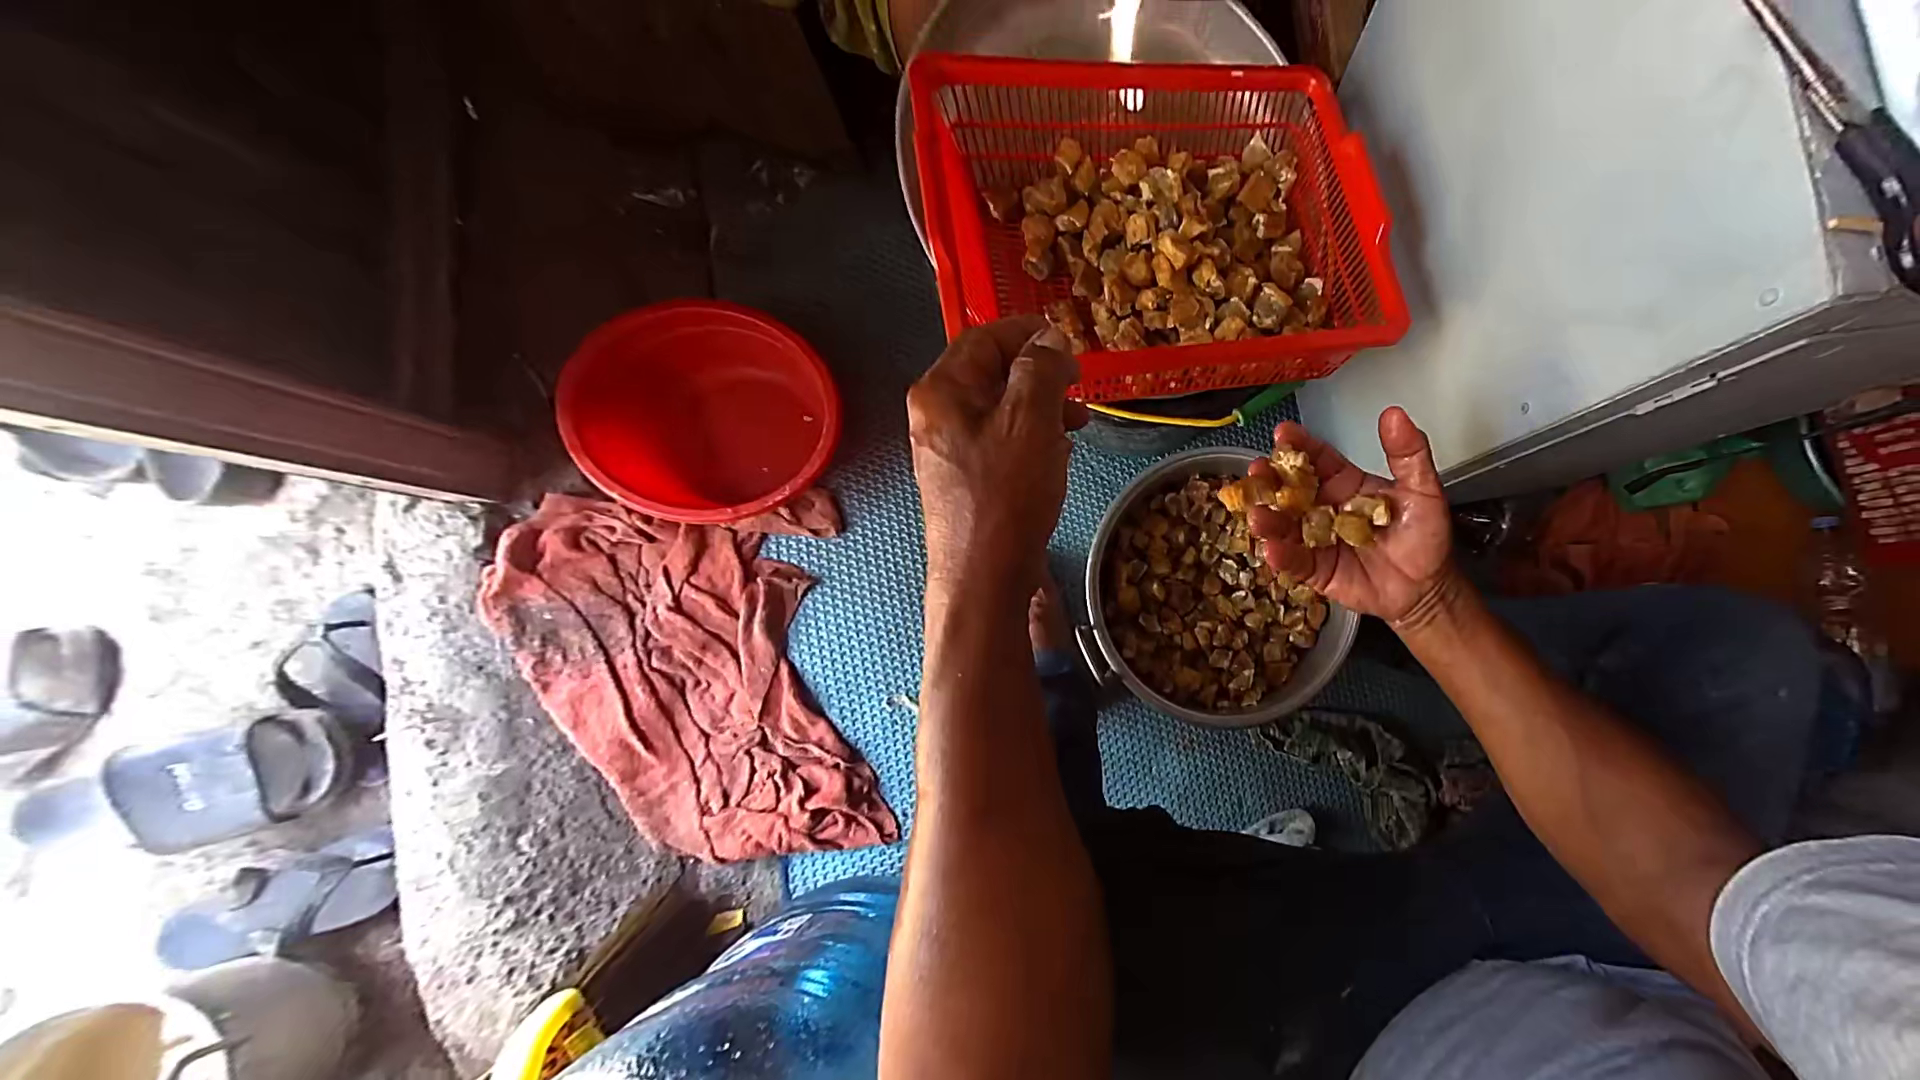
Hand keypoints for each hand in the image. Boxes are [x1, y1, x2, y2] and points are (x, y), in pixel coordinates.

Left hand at [907, 316, 1088, 591]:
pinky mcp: (963, 479)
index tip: (1067, 342)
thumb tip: (1049, 339)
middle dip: (1040, 376)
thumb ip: (1041, 369)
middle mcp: (935, 416)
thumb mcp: (1030, 420)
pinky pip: (999, 442)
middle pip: (991, 374)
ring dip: (1041, 409)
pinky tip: (1056, 454)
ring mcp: (947, 450)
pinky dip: (1030, 438)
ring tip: (1076, 426)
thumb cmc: (1005, 494)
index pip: (983, 339)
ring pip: (999, 410)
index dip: (1028, 333)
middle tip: (1077, 388)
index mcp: (940, 391)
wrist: (983, 576)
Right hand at [1247, 407, 1458, 629]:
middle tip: (1257, 470)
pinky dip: (1280, 556)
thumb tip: (1395, 416)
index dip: (1299, 445)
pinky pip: (1292, 561)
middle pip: (1287, 490)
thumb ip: (1408, 453)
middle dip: (1268, 479)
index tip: (1283, 433)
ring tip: (1257, 516)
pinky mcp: (1310, 568)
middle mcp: (1320, 508)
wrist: (1425, 587)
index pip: (1316, 459)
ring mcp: (1311, 538)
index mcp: (1342, 484)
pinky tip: (1272, 549)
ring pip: (1282, 526)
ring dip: (1266, 519)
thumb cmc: (1422, 537)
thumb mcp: (1423, 490)